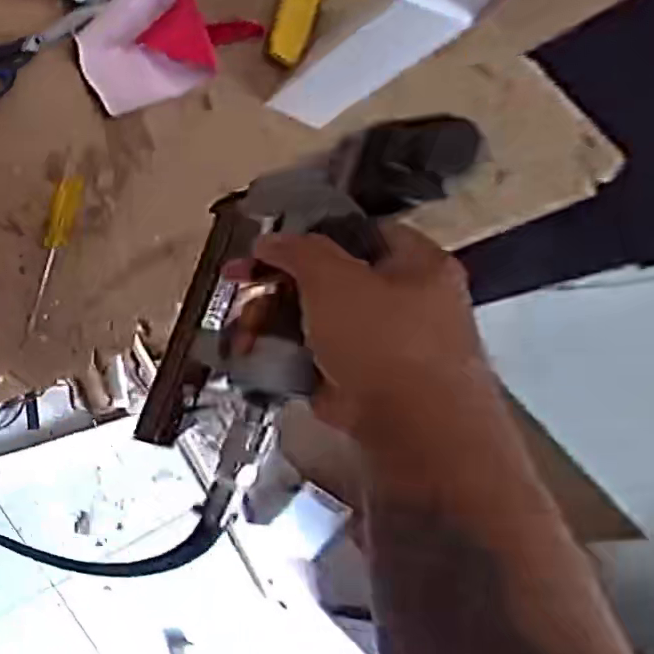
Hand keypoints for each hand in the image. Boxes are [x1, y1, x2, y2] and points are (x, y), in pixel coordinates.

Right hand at [251, 225, 498, 443]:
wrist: (408, 418)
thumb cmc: (382, 339)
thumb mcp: (336, 280)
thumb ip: (300, 251)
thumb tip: (268, 239)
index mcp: (414, 265)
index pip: (357, 235)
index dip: (309, 238)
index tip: (265, 250)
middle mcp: (400, 299)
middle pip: (322, 280)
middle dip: (273, 287)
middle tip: (238, 289)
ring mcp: (374, 340)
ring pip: (307, 318)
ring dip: (267, 322)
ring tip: (244, 335)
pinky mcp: (350, 373)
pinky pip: (304, 352)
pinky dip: (277, 352)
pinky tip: (254, 354)